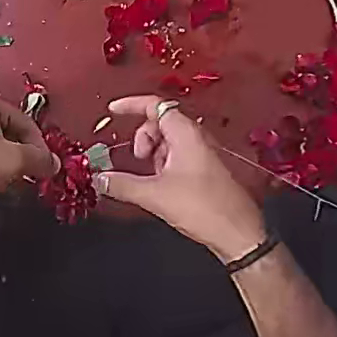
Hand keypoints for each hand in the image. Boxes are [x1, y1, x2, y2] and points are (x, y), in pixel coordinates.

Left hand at [0, 91, 57, 215]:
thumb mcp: (13, 161)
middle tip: (32, 176)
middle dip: (23, 156)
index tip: (47, 166)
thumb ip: (39, 159)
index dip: (40, 146)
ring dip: (9, 165)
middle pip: (11, 133)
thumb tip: (54, 163)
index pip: (25, 122)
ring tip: (12, 183)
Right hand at [96, 95, 268, 262]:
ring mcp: (202, 152)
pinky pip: (177, 156)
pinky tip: (162, 185)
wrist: (237, 232)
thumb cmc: (202, 207)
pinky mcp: (205, 169)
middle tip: (138, 159)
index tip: (113, 111)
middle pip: (160, 122)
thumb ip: (122, 184)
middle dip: (142, 137)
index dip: (131, 104)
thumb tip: (99, 178)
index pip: (155, 105)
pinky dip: (163, 164)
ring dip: (153, 153)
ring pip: (168, 141)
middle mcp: (195, 137)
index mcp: (185, 133)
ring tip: (151, 177)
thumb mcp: (154, 195)